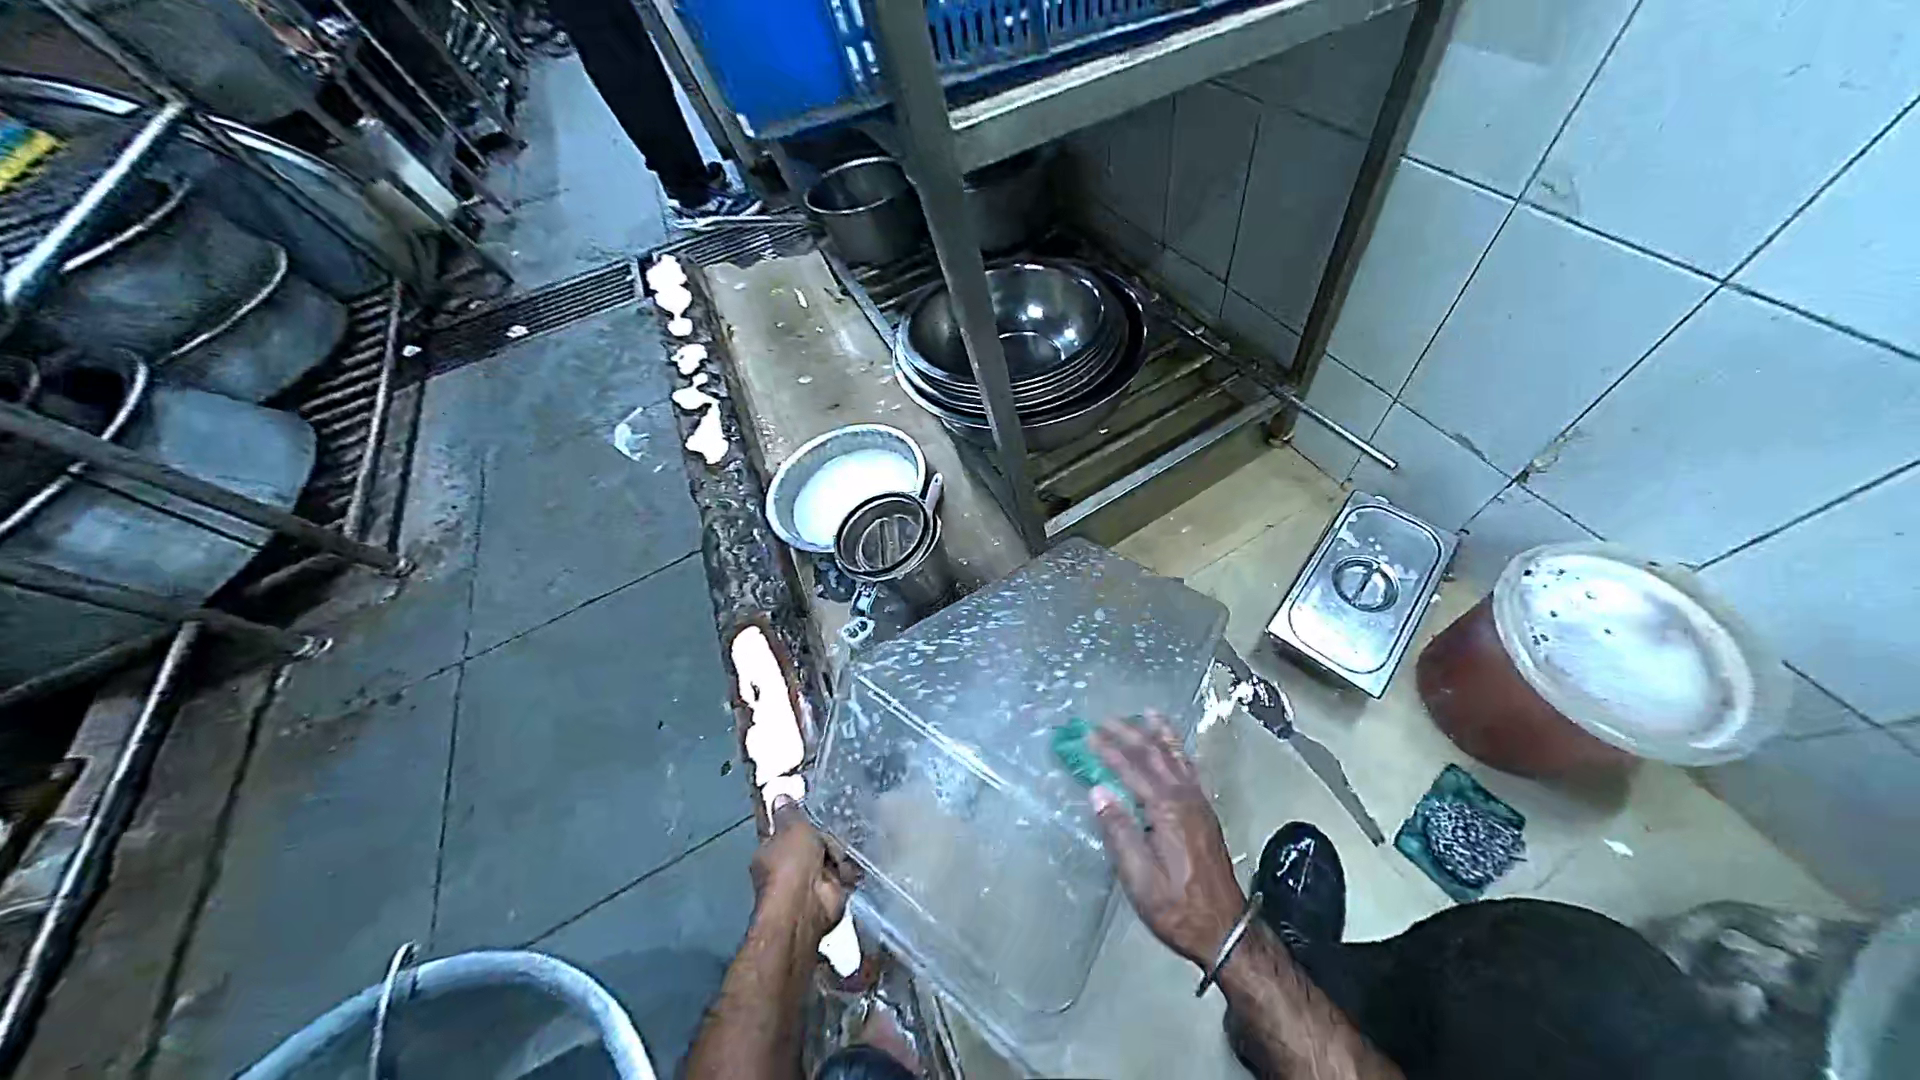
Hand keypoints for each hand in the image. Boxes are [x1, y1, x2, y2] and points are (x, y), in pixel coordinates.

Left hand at [750, 797, 850, 947]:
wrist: (807, 906)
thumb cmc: (790, 864)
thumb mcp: (790, 829)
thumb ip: (789, 813)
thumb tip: (779, 796)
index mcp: (770, 850)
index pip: (781, 826)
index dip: (791, 815)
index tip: (804, 799)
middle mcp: (788, 865)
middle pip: (810, 839)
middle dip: (822, 834)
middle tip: (829, 829)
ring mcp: (810, 878)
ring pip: (829, 853)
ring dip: (837, 851)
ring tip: (839, 851)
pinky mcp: (831, 889)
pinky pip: (844, 869)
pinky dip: (848, 867)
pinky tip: (850, 862)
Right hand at [1089, 714, 1245, 966]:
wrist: (1225, 931)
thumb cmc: (1176, 907)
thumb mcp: (1139, 877)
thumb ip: (1119, 831)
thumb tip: (1098, 791)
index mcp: (1166, 810)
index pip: (1132, 770)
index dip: (1109, 750)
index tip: (1088, 734)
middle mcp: (1185, 799)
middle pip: (1155, 756)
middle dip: (1130, 734)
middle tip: (1106, 719)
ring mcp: (1199, 804)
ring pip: (1177, 757)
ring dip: (1159, 734)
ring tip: (1147, 713)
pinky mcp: (1205, 814)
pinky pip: (1190, 770)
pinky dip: (1179, 751)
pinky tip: (1174, 748)